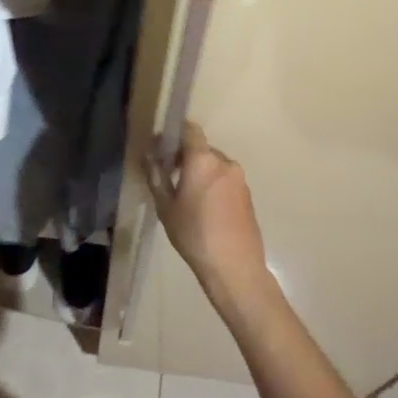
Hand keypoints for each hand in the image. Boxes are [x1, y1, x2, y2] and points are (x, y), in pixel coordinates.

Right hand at [147, 122, 270, 301]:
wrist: (235, 267)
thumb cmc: (194, 235)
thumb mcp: (166, 208)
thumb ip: (157, 177)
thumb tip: (149, 157)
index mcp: (202, 160)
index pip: (190, 130)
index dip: (175, 133)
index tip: (162, 148)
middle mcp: (224, 162)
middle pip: (202, 149)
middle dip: (185, 157)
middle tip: (170, 176)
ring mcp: (239, 178)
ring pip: (214, 165)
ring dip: (201, 172)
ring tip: (188, 196)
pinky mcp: (248, 194)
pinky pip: (226, 180)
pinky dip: (214, 184)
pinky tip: (206, 208)